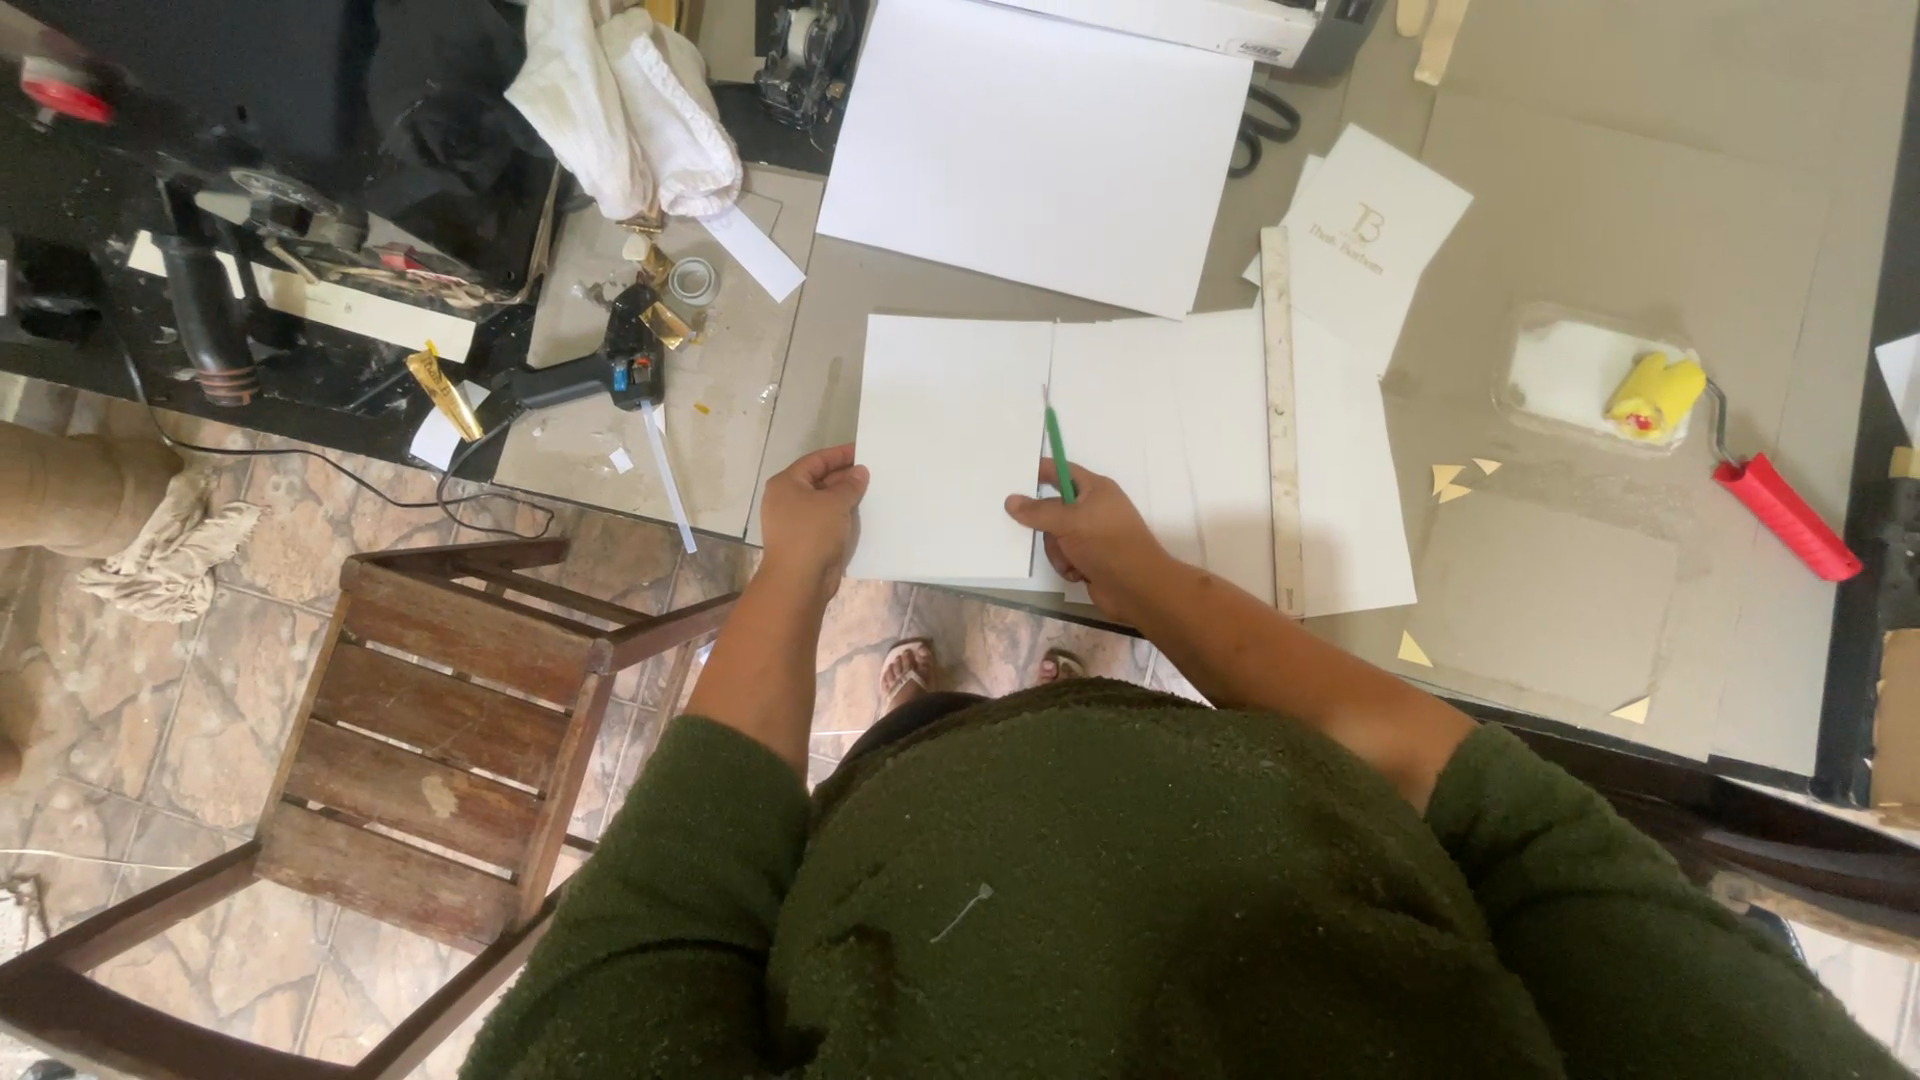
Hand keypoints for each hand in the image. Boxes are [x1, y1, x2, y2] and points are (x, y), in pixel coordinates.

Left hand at [760, 443, 869, 592]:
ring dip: (845, 497)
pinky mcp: (805, 540)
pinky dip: (842, 516)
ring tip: (872, 492)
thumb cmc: (812, 533)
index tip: (863, 451)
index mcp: (786, 483)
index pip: (816, 460)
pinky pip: (826, 520)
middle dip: (844, 476)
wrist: (799, 580)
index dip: (840, 454)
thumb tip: (860, 472)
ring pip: (824, 502)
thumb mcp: (835, 503)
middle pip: (819, 480)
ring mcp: (794, 521)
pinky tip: (862, 514)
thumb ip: (850, 485)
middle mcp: (786, 499)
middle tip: (872, 473)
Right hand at [1005, 460, 1170, 620]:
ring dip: (1058, 551)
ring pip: (1056, 536)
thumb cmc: (1105, 543)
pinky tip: (1078, 573)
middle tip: (1039, 531)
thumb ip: (1037, 511)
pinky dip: (1067, 564)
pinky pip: (1065, 555)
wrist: (1136, 587)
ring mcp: (1093, 534)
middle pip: (1054, 508)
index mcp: (1095, 489)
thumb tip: (1011, 500)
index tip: (1015, 475)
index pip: (1062, 470)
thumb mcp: (1068, 522)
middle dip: (1047, 526)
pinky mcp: (1091, 557)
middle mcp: (1094, 508)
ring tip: (1070, 560)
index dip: (1041, 470)